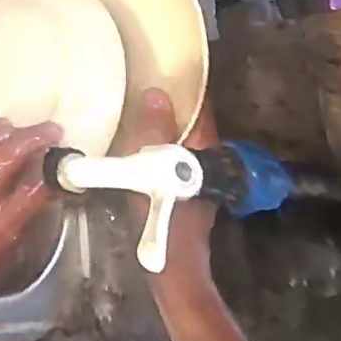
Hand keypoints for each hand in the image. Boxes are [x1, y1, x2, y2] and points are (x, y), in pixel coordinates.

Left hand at [0, 119, 61, 311]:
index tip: (68, 164)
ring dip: (10, 130)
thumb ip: (32, 221)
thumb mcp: (16, 254)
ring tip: (28, 127)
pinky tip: (2, 126)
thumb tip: (52, 193)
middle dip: (33, 139)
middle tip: (54, 131)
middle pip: (6, 158)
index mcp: (3, 224)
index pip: (32, 191)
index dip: (52, 174)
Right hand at [126, 90, 219, 300]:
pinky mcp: (185, 190)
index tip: (164, 66)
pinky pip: (172, 156)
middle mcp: (205, 162)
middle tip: (141, 82)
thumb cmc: (164, 224)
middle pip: (190, 123)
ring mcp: (196, 178)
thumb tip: (157, 95)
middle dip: (171, 104)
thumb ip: (153, 137)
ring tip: (135, 106)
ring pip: (181, 140)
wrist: (173, 274)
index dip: (187, 87)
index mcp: (203, 153)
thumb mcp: (151, 176)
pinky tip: (136, 143)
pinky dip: (159, 145)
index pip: (200, 109)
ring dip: (163, 125)